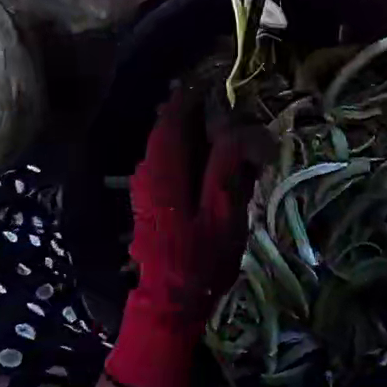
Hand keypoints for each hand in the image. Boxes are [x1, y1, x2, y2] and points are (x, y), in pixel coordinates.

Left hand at [105, 88, 251, 386]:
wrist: (168, 303)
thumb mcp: (222, 213)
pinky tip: (212, 164)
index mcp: (162, 167)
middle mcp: (147, 169)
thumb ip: (228, 165)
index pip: (175, 113)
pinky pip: (171, 162)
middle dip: (198, 111)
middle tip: (230, 108)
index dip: (197, 93)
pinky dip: (191, 153)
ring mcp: (146, 185)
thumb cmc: (198, 260)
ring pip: (170, 144)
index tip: (221, 83)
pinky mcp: (151, 200)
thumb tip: (241, 127)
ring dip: (195, 133)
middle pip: (170, 125)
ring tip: (226, 132)